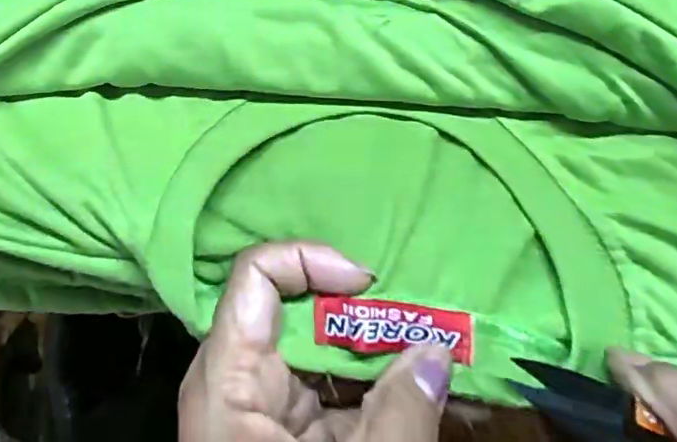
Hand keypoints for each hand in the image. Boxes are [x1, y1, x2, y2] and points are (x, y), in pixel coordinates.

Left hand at [180, 241, 452, 441]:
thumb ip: (399, 415)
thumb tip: (438, 350)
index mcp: (229, 380)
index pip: (256, 276)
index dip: (310, 260)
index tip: (368, 281)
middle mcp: (243, 384)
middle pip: (301, 314)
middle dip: (370, 315)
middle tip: (428, 316)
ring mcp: (270, 415)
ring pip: (328, 358)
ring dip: (387, 355)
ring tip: (446, 349)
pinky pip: (340, 400)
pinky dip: (384, 396)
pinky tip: (438, 396)